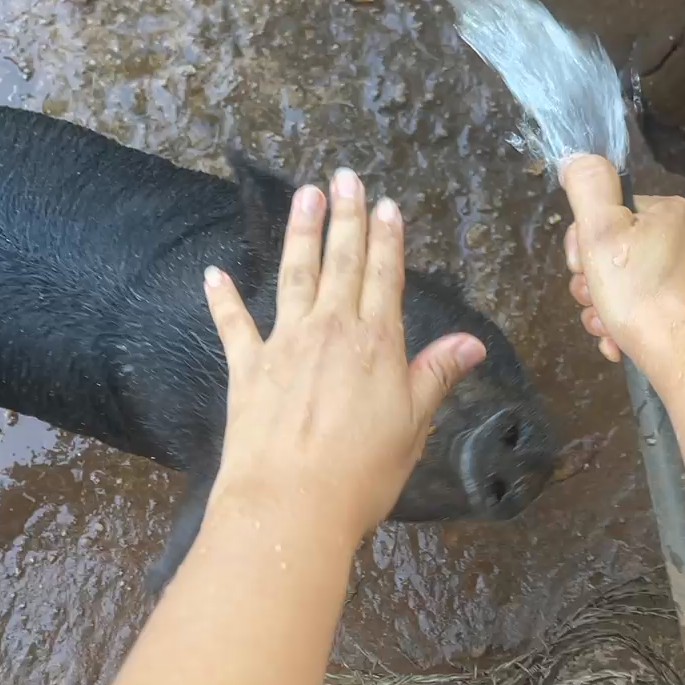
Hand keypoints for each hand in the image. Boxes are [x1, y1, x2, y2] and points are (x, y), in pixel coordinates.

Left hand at [203, 168, 486, 544]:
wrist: (290, 507)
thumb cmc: (361, 472)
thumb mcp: (413, 425)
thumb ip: (436, 374)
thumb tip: (472, 342)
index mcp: (375, 342)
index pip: (384, 276)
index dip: (387, 238)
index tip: (385, 204)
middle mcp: (331, 329)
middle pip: (342, 262)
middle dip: (346, 216)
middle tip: (344, 176)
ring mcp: (285, 343)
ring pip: (295, 274)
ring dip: (301, 232)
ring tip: (304, 193)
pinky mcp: (247, 367)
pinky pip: (233, 325)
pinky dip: (222, 298)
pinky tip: (213, 272)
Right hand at [560, 155, 684, 379]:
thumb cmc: (642, 295)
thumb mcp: (602, 231)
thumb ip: (587, 187)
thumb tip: (576, 157)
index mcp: (667, 211)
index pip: (604, 213)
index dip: (582, 243)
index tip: (582, 268)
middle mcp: (683, 237)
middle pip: (612, 251)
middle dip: (592, 281)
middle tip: (594, 300)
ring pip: (622, 283)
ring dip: (601, 307)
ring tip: (604, 325)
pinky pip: (641, 308)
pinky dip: (622, 324)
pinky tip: (615, 341)